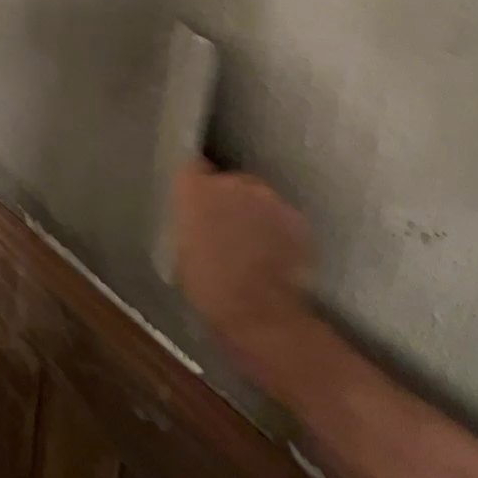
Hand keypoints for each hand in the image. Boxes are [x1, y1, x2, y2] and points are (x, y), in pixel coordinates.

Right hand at [172, 158, 313, 343]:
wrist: (256, 310)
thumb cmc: (207, 284)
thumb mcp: (182, 248)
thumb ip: (192, 221)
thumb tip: (201, 217)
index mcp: (196, 191)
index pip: (193, 167)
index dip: (197, 182)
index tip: (198, 198)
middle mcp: (233, 183)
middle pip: (230, 181)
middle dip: (229, 199)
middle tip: (227, 227)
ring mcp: (268, 198)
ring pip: (258, 197)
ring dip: (255, 212)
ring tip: (254, 243)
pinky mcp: (295, 216)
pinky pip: (282, 216)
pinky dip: (278, 228)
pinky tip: (274, 252)